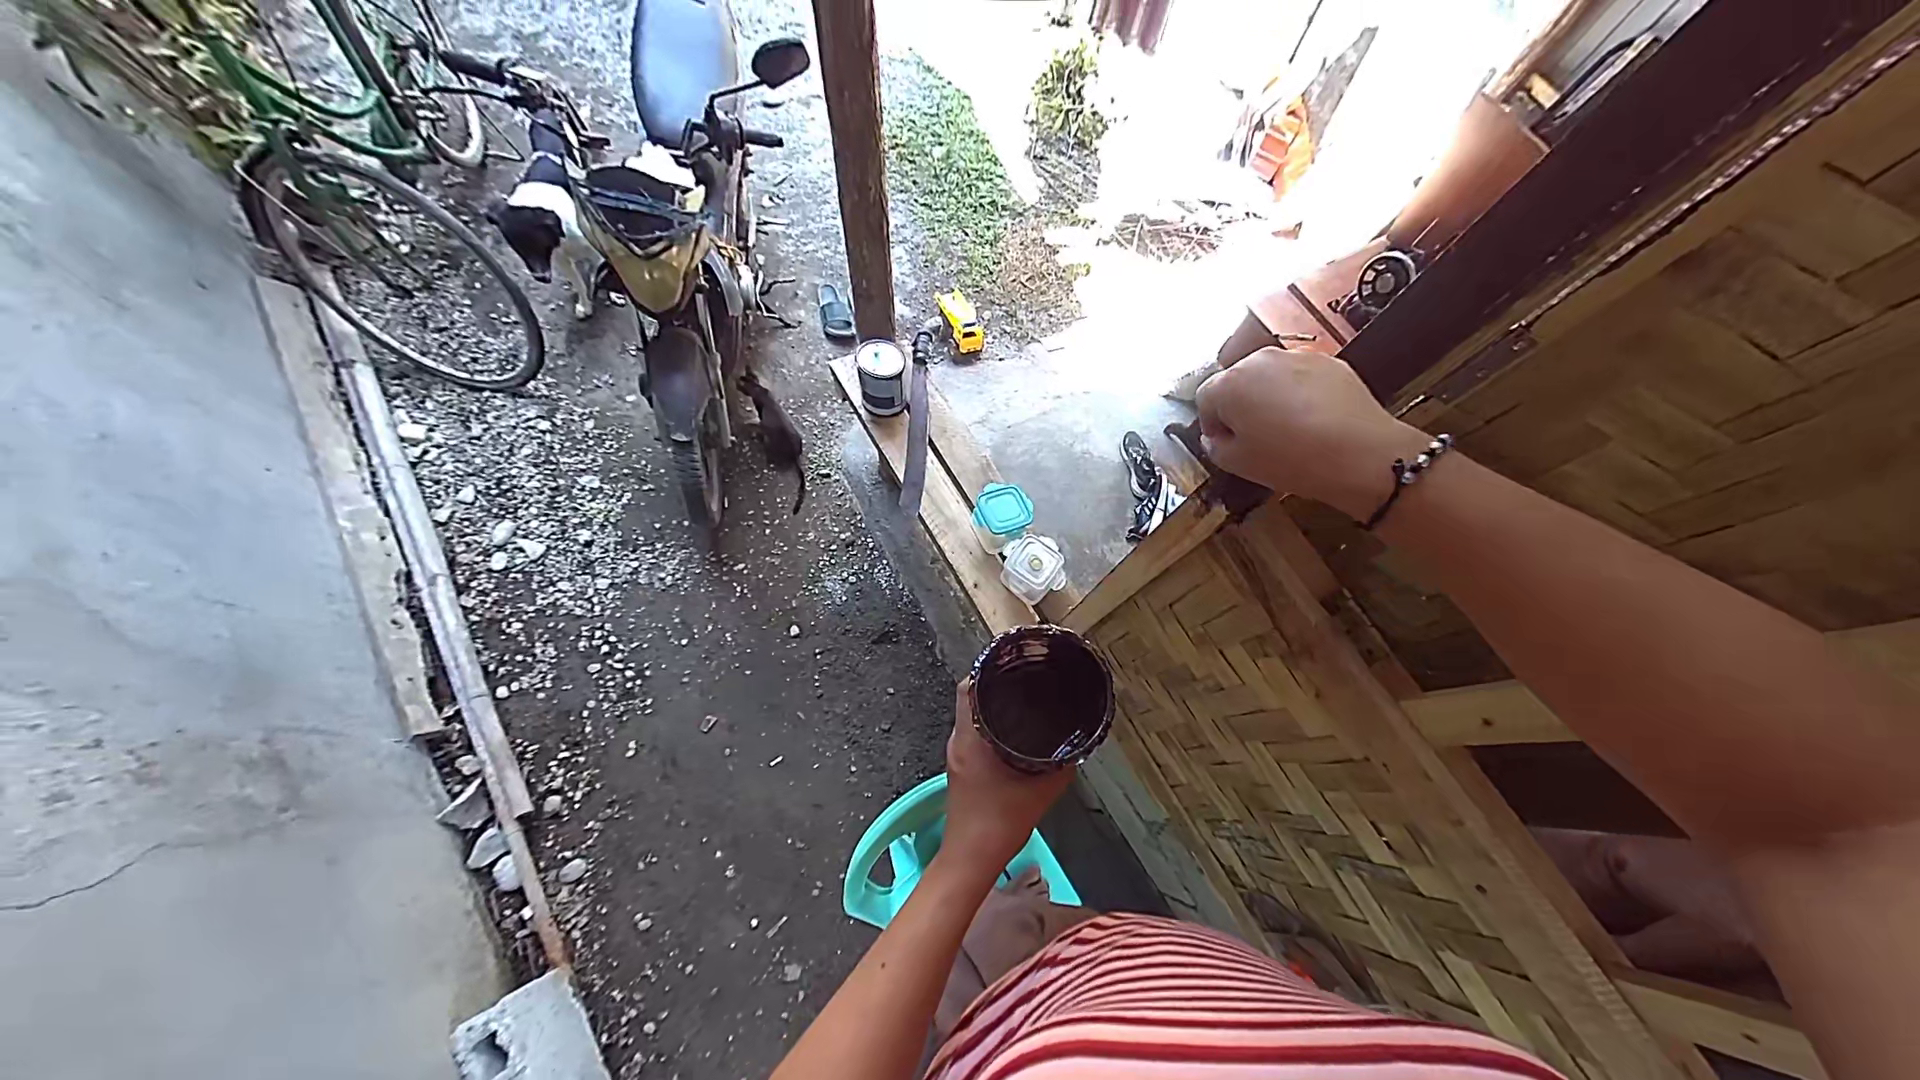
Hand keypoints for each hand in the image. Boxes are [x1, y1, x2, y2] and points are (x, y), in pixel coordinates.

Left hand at [938, 680, 1074, 876]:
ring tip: (1021, 695)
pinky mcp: (961, 765)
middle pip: (969, 696)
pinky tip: (1011, 725)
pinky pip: (973, 730)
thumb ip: (1061, 766)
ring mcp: (957, 753)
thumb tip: (1076, 744)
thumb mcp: (1041, 792)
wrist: (971, 859)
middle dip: (994, 682)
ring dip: (991, 702)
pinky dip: (989, 721)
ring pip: (970, 713)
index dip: (987, 669)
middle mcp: (958, 740)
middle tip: (1023, 674)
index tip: (1012, 661)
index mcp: (970, 739)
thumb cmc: (999, 824)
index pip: (967, 687)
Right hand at [1196, 346, 1433, 519]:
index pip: (1204, 398)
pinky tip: (1310, 420)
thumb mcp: (1236, 464)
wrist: (1359, 454)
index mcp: (1229, 384)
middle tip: (1253, 437)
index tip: (1224, 443)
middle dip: (1239, 405)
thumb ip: (1213, 446)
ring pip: (1268, 377)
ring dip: (1268, 397)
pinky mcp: (1328, 361)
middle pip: (1235, 381)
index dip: (1211, 423)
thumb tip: (1215, 436)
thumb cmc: (1290, 459)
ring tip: (1285, 429)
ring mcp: (1296, 357)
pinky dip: (1298, 394)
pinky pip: (1299, 376)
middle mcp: (1259, 361)